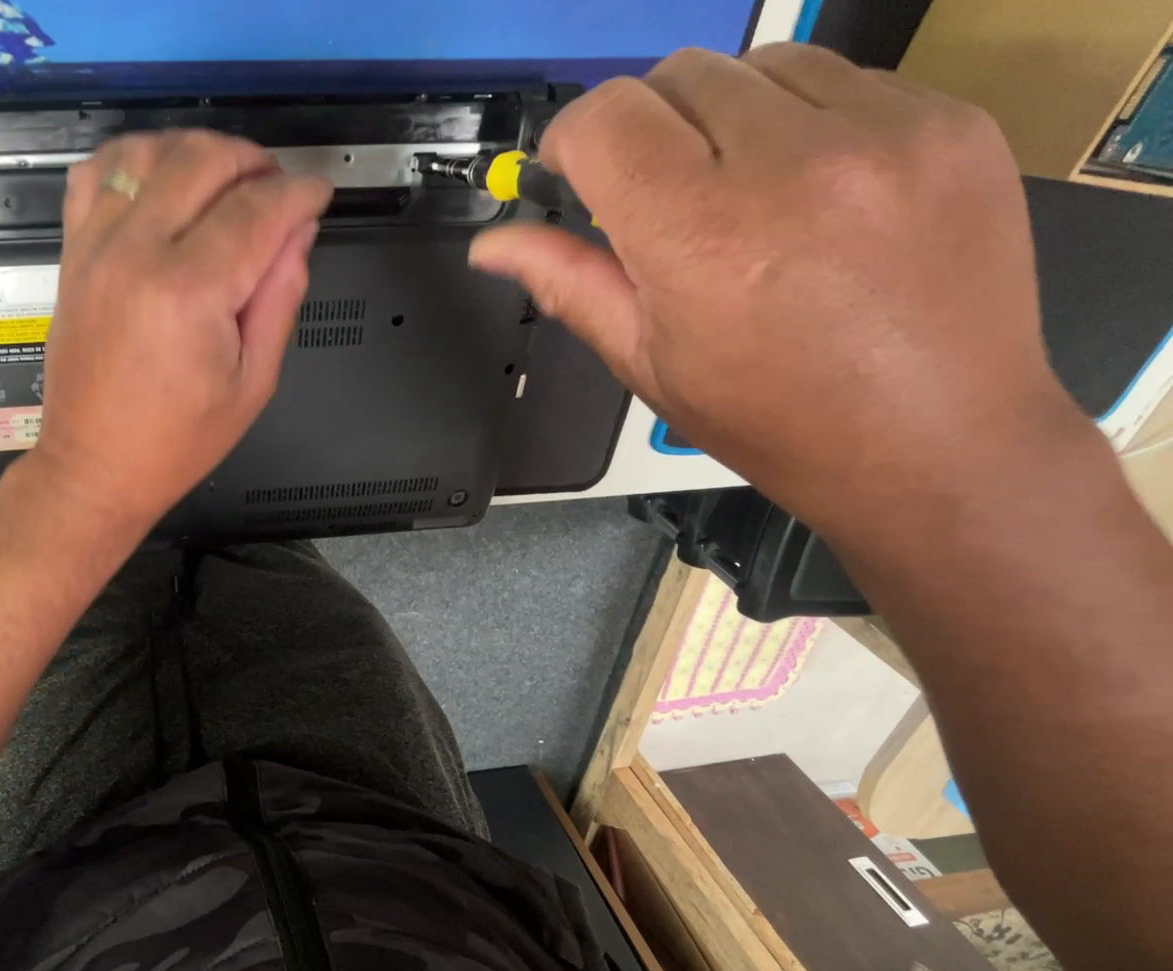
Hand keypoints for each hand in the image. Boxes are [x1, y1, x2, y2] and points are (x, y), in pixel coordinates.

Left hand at [29, 131, 332, 529]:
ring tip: (225, 178)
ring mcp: (97, 250)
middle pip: (203, 161)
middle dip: (254, 161)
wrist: (95, 467)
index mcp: (188, 294)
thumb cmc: (169, 442)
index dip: (299, 194)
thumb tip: (297, 235)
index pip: (258, 209)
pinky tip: (162, 178)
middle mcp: (135, 257)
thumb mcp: (253, 382)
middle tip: (278, 186)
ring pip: (148, 151)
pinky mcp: (75, 255)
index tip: (315, 196)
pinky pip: (97, 173)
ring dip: (196, 150)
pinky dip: (134, 159)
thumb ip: (281, 297)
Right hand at [469, 45, 1092, 534]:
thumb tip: (493, 244)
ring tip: (736, 187)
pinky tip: (804, 187)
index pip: (605, 118)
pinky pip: (841, 78)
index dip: (571, 139)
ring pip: (758, 63)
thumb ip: (565, 281)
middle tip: (655, 193)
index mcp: (701, 236)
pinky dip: (800, 118)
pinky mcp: (947, 121)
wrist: (929, 436)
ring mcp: (884, 133)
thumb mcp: (644, 359)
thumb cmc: (773, 415)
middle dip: (644, 126)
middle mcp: (793, 166)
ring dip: (723, 112)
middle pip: (676, 76)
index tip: (575, 172)